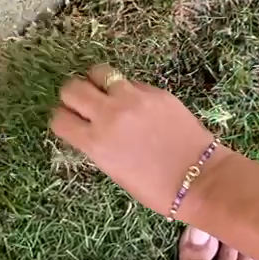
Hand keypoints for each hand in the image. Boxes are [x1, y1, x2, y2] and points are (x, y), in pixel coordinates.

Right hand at [48, 64, 221, 215]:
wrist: (199, 178)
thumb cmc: (155, 187)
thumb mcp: (114, 170)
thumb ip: (96, 144)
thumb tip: (88, 126)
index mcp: (95, 143)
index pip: (59, 118)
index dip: (62, 119)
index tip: (69, 122)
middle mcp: (109, 115)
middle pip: (71, 88)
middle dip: (72, 96)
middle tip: (82, 104)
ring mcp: (133, 99)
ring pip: (98, 72)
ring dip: (96, 82)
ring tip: (105, 93)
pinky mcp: (154, 91)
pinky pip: (129, 82)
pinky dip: (126, 89)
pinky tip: (136, 104)